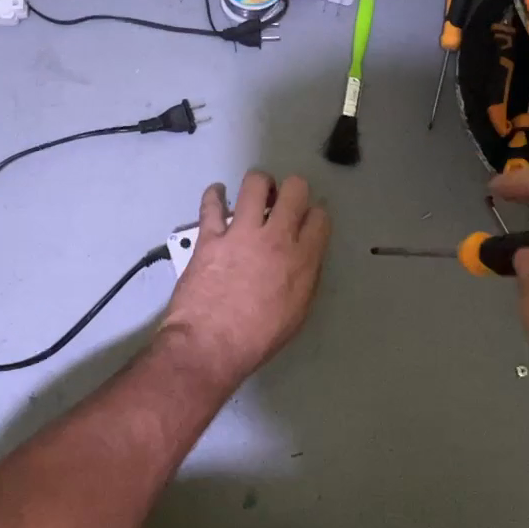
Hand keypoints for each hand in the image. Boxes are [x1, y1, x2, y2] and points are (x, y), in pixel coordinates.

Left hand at [158, 171, 330, 389]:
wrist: (209, 344)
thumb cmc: (257, 338)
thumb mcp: (296, 312)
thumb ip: (304, 277)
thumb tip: (302, 258)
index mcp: (303, 260)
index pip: (319, 217)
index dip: (314, 214)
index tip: (306, 220)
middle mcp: (276, 237)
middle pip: (295, 190)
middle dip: (292, 189)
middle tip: (282, 202)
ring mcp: (241, 232)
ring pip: (256, 184)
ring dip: (259, 184)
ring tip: (255, 194)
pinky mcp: (210, 235)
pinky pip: (212, 203)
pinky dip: (214, 194)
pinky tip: (217, 194)